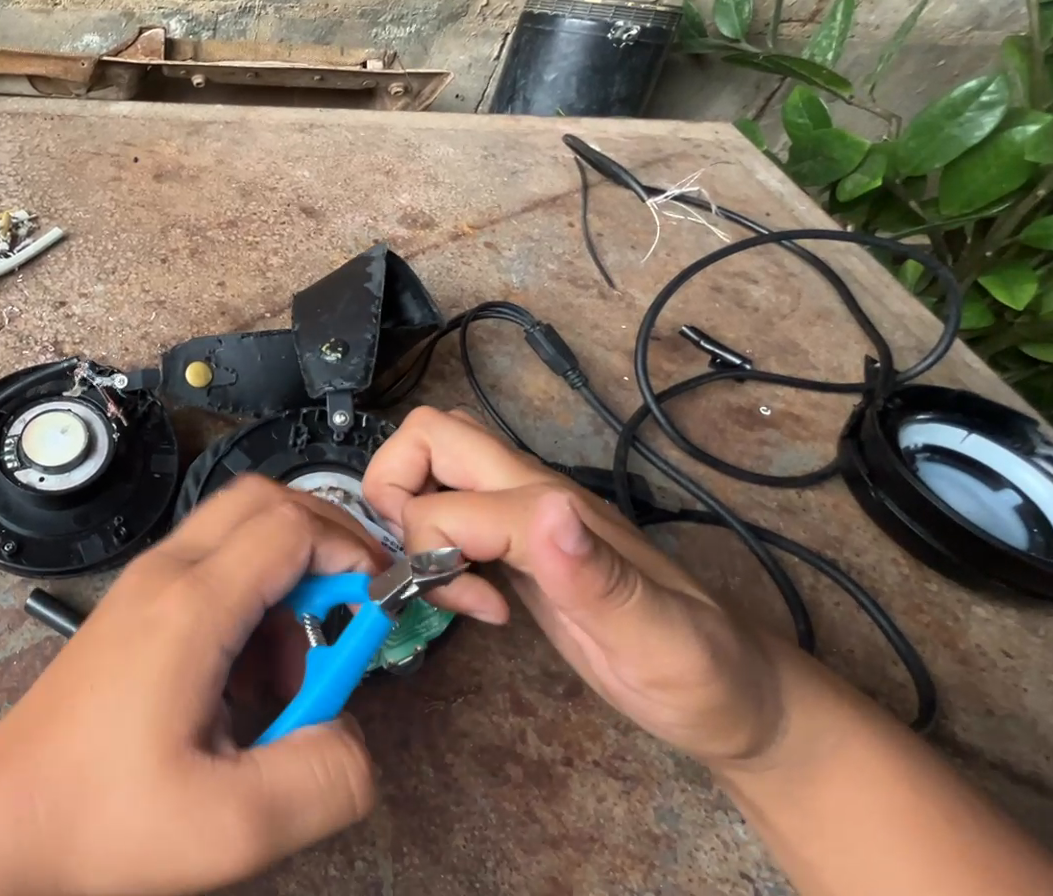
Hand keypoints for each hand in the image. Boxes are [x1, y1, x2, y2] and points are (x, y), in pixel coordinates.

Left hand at [0, 475, 390, 895]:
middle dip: (320, 543)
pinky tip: (244, 686)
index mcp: (190, 607)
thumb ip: (325, 776)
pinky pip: (207, 574)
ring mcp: (143, 587)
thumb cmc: (100, 815)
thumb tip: (351, 732)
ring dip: (282, 585)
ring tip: (286, 680)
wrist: (7, 813)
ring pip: (235, 537)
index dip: (350, 553)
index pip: (291, 527)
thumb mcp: (235, 824)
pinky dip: (247, 606)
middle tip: (347, 616)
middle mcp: (164, 576)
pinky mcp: (134, 609)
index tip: (376, 605)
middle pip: (260, 504)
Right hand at [362, 407, 788, 766]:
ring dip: (408, 510)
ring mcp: (523, 517)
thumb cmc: (703, 676)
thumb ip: (596, 575)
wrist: (739, 698)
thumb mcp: (657, 640)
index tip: (474, 602)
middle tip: (419, 560)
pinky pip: (449, 506)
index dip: (430, 549)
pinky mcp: (518, 543)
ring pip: (434, 461)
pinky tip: (470, 590)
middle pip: (430, 435)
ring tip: (441, 575)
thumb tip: (546, 508)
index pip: (446, 500)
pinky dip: (430, 540)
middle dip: (393, 489)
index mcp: (555, 511)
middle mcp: (531, 497)